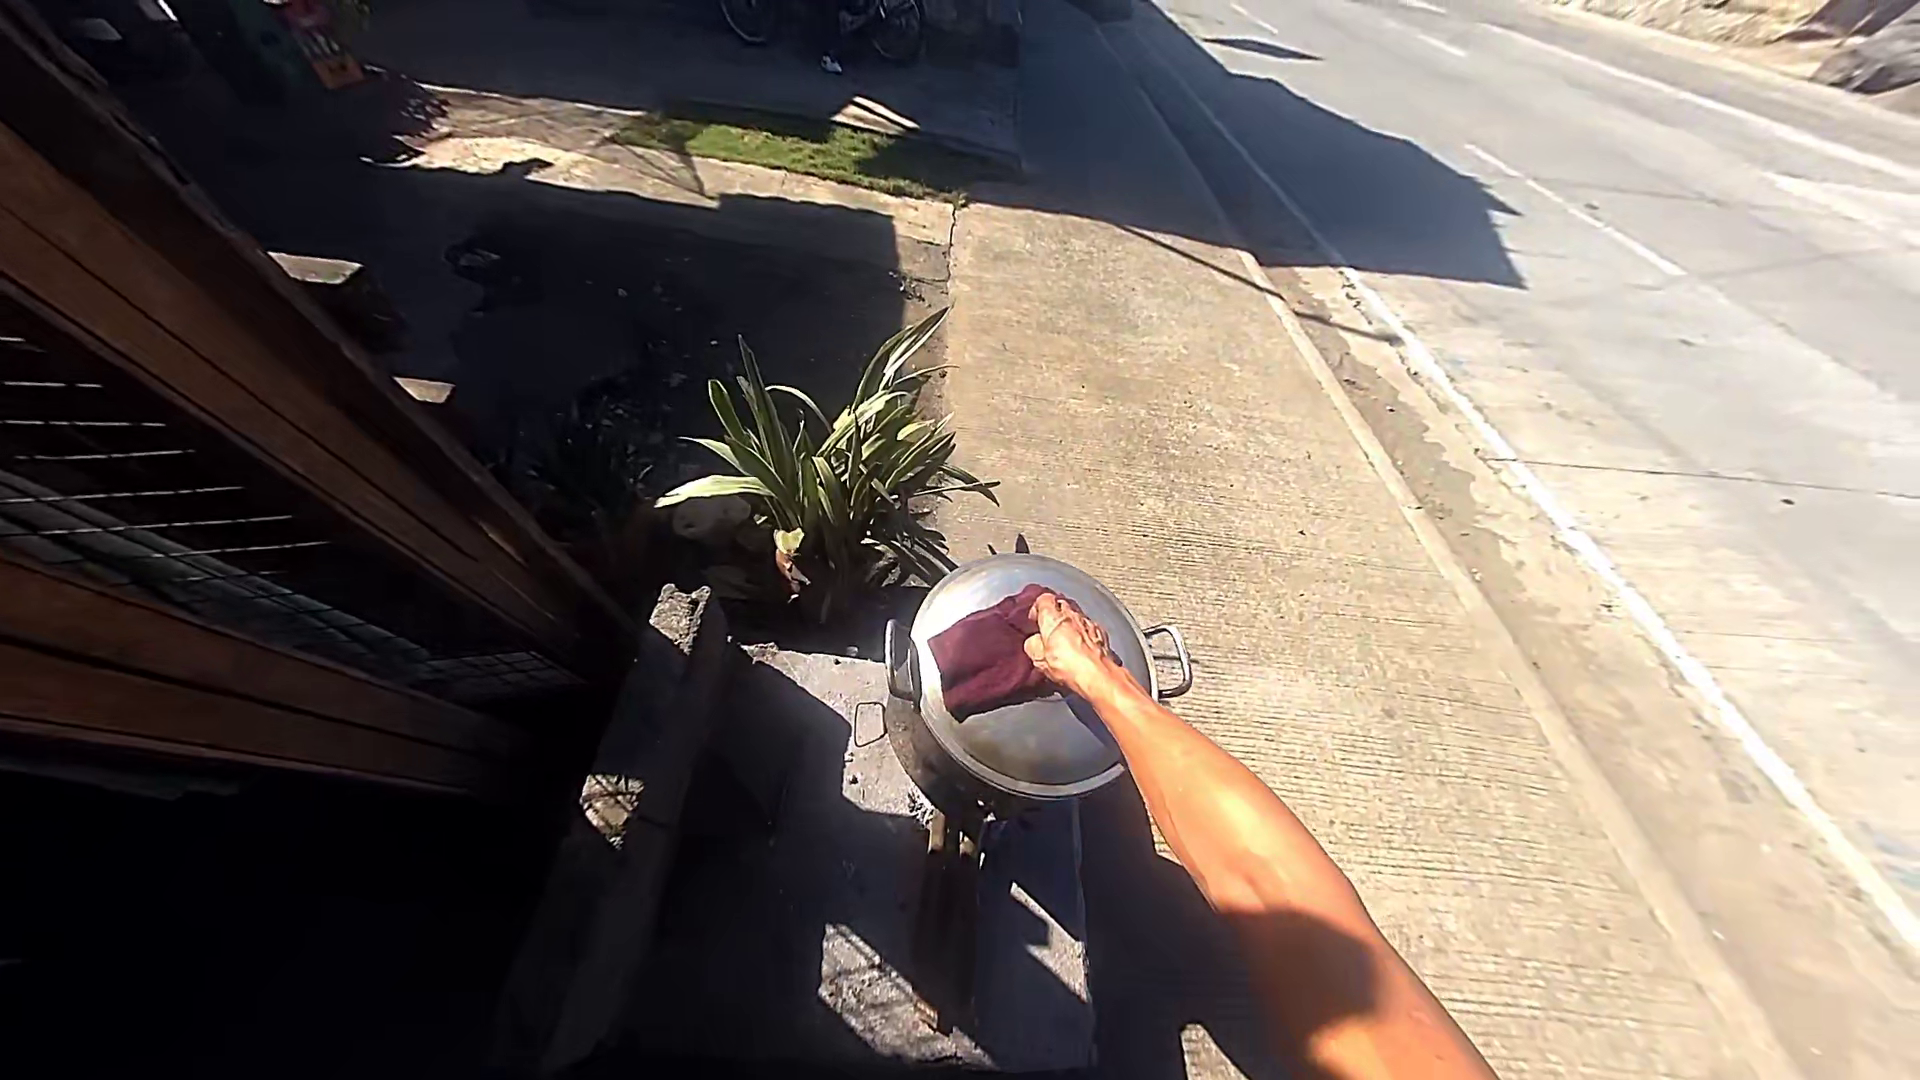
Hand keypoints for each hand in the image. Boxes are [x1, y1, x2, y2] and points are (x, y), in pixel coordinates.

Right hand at [1024, 591, 1129, 699]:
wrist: (1097, 675)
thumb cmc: (1070, 666)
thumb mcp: (1038, 659)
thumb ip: (1032, 645)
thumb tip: (1033, 642)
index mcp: (1053, 617)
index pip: (1044, 599)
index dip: (1038, 608)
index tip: (1035, 619)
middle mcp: (1072, 615)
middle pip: (1061, 604)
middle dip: (1055, 614)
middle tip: (1049, 628)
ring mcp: (1088, 623)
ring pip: (1076, 615)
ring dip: (1070, 623)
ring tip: (1065, 639)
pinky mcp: (1101, 633)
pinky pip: (1089, 627)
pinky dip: (1083, 633)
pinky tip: (1081, 647)